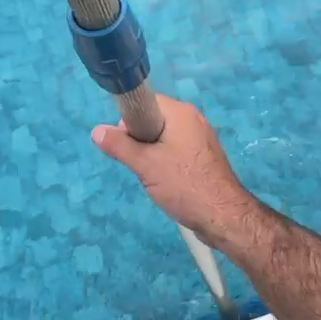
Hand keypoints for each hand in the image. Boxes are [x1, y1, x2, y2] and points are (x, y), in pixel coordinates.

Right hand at [91, 94, 261, 249]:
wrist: (223, 217)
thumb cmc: (183, 184)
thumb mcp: (145, 165)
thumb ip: (119, 146)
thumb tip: (96, 131)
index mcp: (181, 112)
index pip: (147, 102)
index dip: (130, 120)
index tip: (125, 142)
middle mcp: (193, 119)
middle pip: (155, 120)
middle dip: (141, 140)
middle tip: (138, 163)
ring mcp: (202, 139)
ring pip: (166, 138)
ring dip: (154, 154)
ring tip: (153, 176)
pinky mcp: (206, 157)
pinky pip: (178, 151)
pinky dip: (168, 163)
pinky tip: (168, 183)